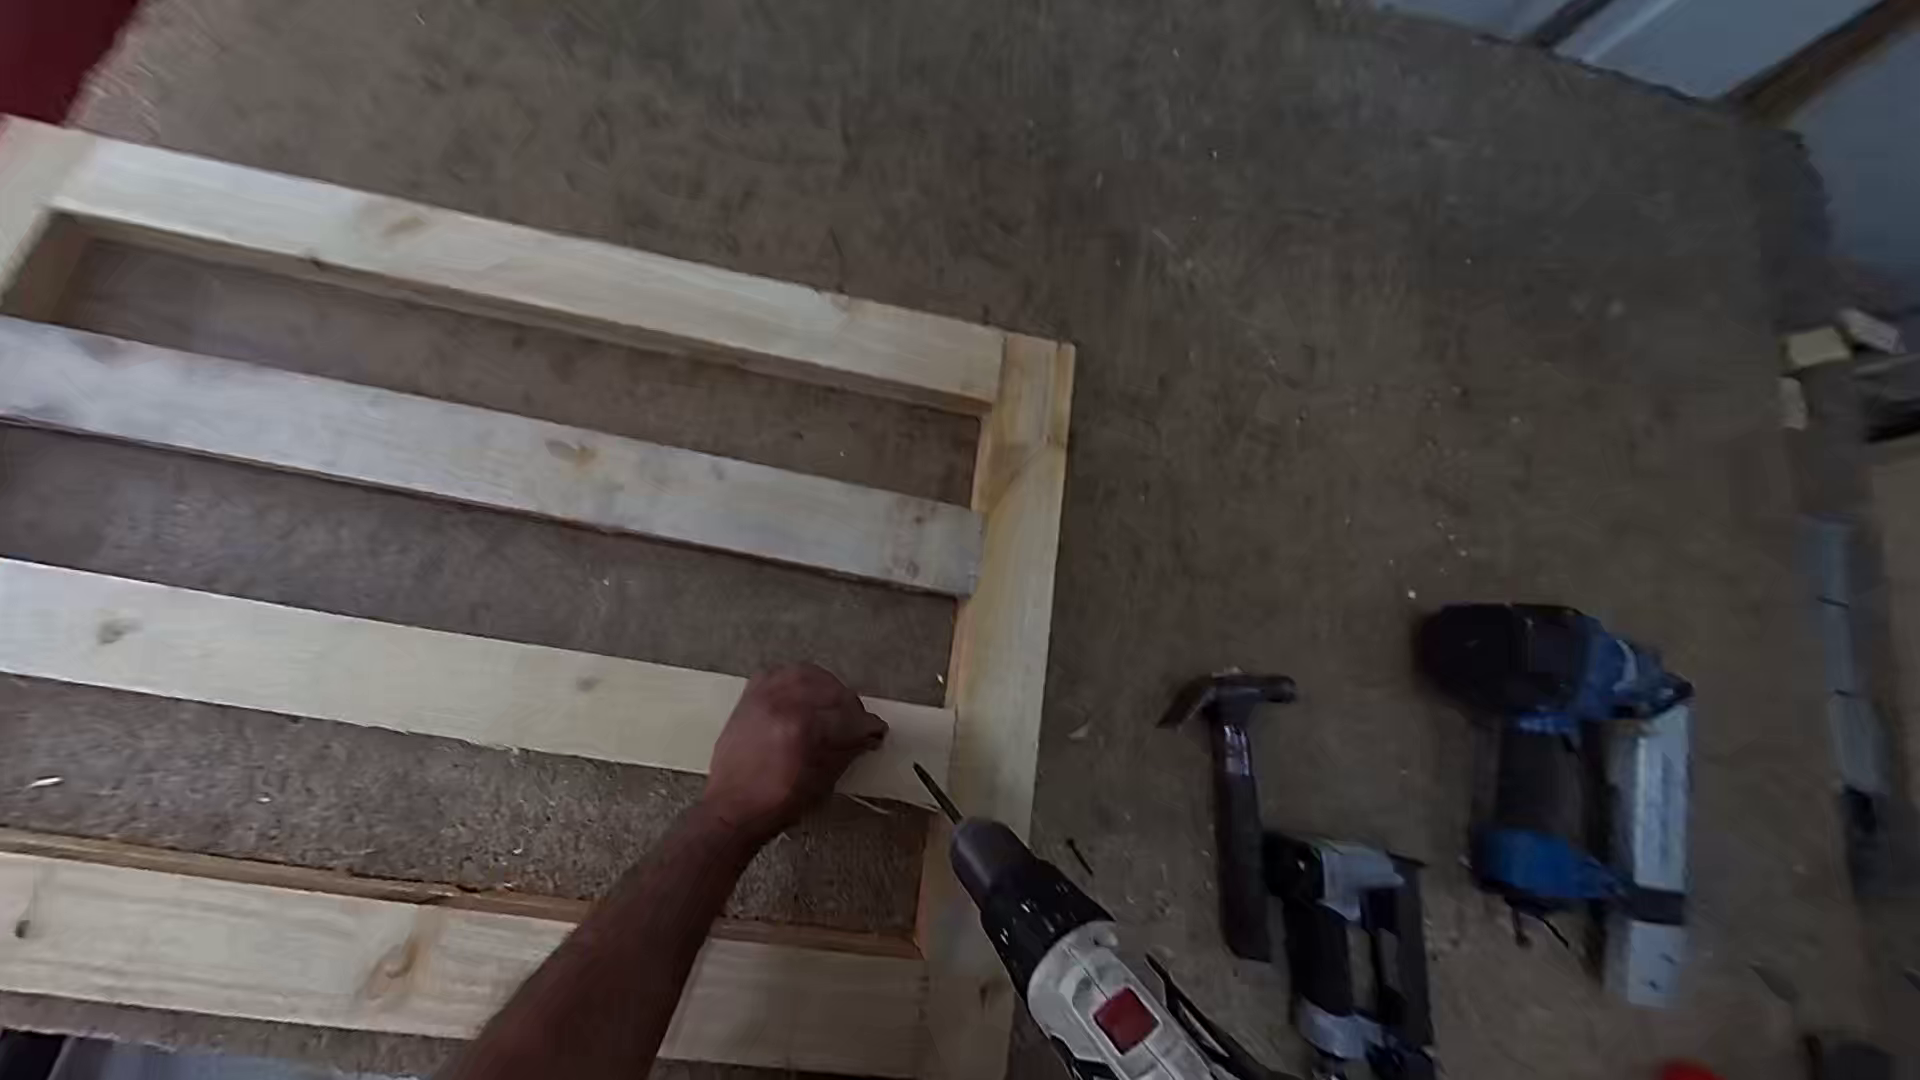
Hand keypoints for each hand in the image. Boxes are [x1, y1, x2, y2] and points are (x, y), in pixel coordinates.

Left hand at [701, 664, 888, 842]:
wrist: (731, 810)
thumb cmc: (775, 803)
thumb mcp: (822, 782)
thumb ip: (848, 751)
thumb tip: (867, 735)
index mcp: (802, 728)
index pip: (848, 717)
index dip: (869, 726)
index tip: (877, 731)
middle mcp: (782, 705)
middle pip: (831, 690)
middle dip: (851, 706)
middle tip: (858, 721)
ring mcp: (763, 698)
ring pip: (807, 674)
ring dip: (827, 686)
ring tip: (834, 703)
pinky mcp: (749, 698)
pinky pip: (778, 673)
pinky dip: (796, 678)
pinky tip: (804, 692)